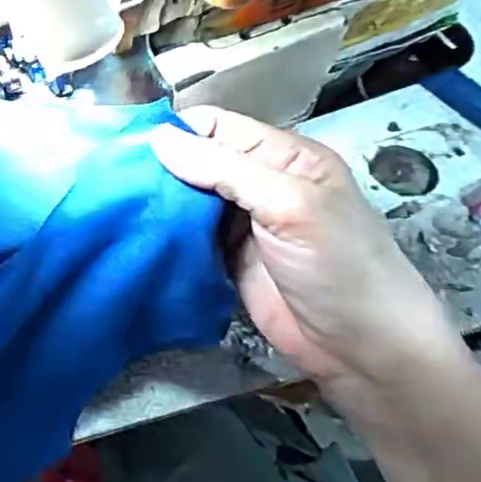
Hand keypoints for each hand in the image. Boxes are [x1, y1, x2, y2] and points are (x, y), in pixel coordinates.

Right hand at [149, 106, 468, 409]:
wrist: (365, 355)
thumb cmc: (340, 268)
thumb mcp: (291, 205)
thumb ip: (225, 169)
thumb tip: (157, 139)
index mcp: (283, 156)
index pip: (217, 126)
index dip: (178, 131)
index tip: (132, 144)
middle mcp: (259, 182)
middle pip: (197, 158)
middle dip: (160, 163)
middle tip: (115, 174)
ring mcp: (241, 222)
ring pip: (187, 194)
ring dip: (158, 196)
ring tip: (117, 198)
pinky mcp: (225, 257)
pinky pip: (187, 232)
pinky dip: (164, 229)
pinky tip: (136, 227)